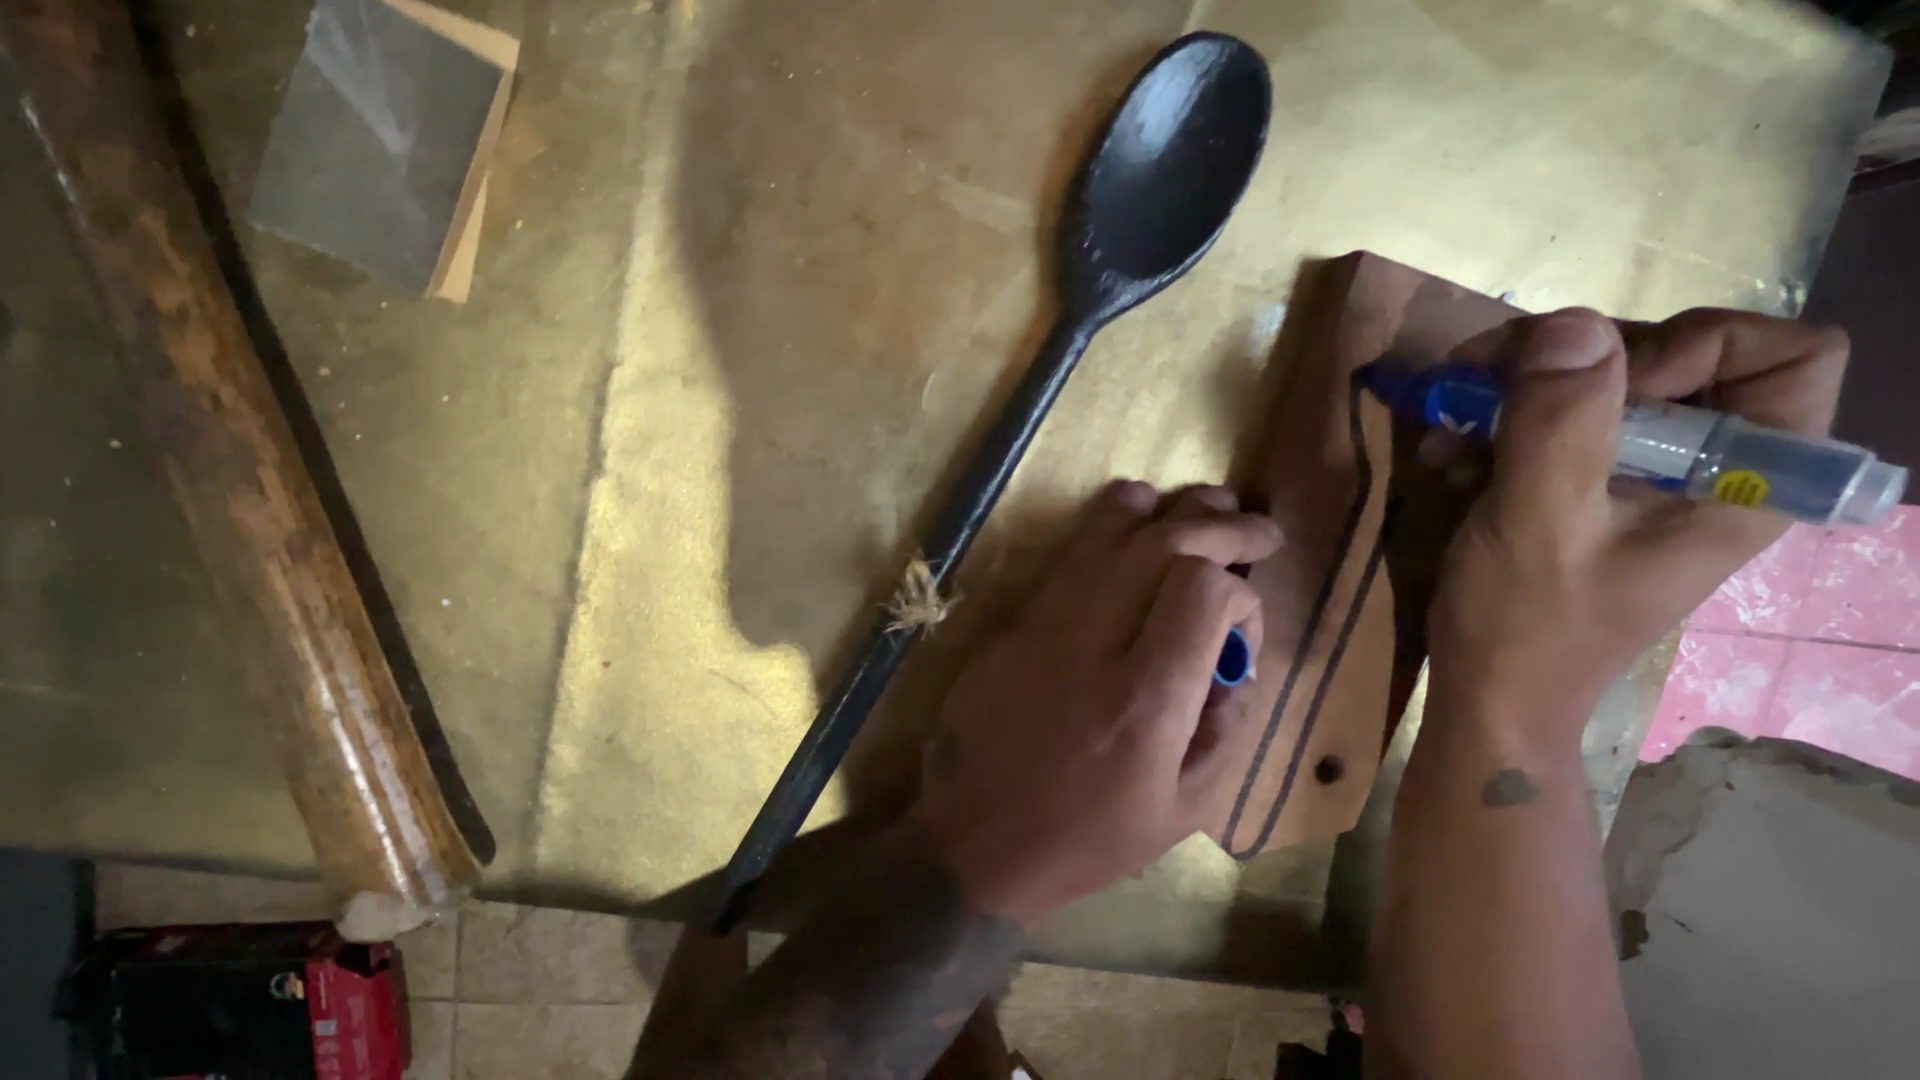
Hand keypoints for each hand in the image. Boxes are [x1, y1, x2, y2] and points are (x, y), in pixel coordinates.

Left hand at [910, 481, 1281, 924]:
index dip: (1240, 593)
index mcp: (1145, 704)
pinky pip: (1066, 555)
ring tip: (1206, 502)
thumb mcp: (1181, 812)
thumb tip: (1237, 657)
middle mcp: (1093, 649)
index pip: (1203, 594)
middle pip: (1162, 548)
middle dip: (1218, 527)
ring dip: (1165, 509)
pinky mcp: (1010, 624)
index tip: (1242, 622)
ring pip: (1108, 535)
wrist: (971, 841)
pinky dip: (1107, 521)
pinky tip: (1135, 508)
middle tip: (1254, 528)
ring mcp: (1042, 628)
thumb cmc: (1085, 840)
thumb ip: (1225, 728)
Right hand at [1429, 307, 1848, 738]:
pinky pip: (1556, 419)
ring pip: (1604, 380)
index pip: (1786, 356)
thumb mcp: (1537, 523)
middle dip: (1572, 357)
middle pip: (1677, 354)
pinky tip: (1447, 449)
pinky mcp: (1586, 485)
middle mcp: (1706, 468)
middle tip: (1484, 375)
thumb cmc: (1526, 626)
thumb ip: (1560, 424)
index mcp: (1743, 482)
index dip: (1695, 347)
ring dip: (1516, 385)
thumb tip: (1568, 324)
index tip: (1600, 387)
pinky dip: (1498, 420)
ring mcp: (1641, 476)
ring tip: (1447, 413)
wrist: (1489, 694)